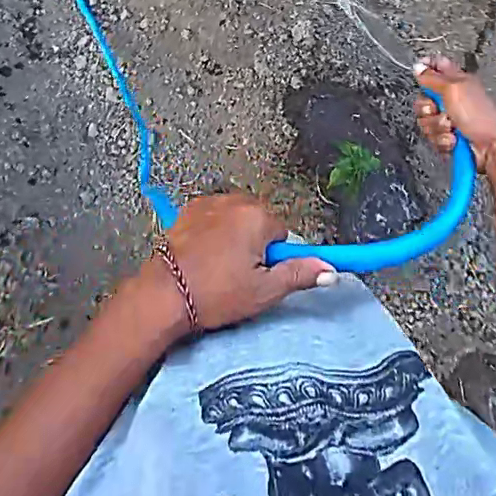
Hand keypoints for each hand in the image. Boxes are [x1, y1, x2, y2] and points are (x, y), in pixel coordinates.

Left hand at [159, 194, 333, 330]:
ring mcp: (211, 202)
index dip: (272, 259)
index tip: (258, 274)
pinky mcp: (190, 208)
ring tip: (218, 267)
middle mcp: (236, 201)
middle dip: (253, 245)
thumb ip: (299, 275)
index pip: (282, 235)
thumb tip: (331, 271)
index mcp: (258, 217)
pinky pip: (214, 216)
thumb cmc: (215, 294)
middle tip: (238, 275)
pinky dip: (212, 230)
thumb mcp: (263, 292)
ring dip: (233, 236)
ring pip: (236, 219)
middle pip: (259, 223)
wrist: (164, 294)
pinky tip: (203, 254)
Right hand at [413, 55, 495, 172]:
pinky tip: (455, 140)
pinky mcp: (449, 138)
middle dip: (428, 108)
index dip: (425, 69)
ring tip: (452, 128)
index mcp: (457, 81)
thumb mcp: (454, 89)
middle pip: (424, 99)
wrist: (491, 148)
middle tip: (439, 111)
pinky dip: (443, 140)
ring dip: (437, 127)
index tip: (421, 76)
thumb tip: (418, 67)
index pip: (436, 67)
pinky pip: (433, 138)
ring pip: (426, 121)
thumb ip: (433, 78)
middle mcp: (453, 99)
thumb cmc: (479, 116)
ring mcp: (450, 120)